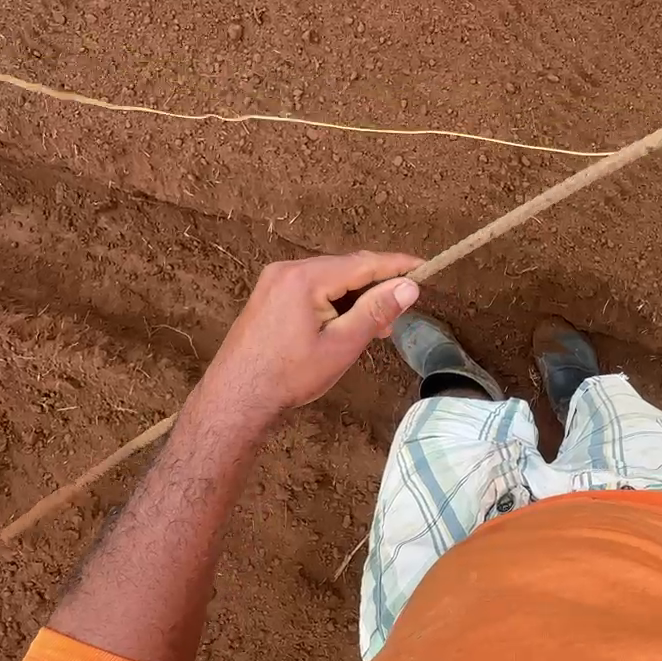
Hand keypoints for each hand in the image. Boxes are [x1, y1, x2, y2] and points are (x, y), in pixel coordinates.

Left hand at [195, 251, 422, 423]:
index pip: (364, 263)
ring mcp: (274, 281)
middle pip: (345, 268)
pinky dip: (334, 301)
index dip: (397, 265)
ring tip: (374, 328)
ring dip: (355, 297)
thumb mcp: (341, 345)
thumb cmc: (290, 375)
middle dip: (375, 287)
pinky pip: (311, 288)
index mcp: (306, 277)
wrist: (236, 397)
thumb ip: (376, 311)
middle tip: (398, 315)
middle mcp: (288, 270)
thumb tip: (409, 286)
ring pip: (329, 279)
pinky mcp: (268, 295)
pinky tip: (344, 324)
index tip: (425, 267)